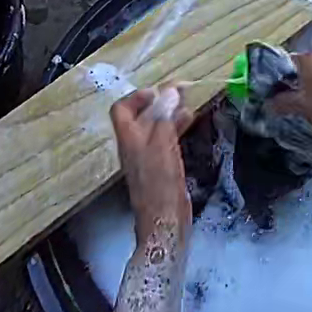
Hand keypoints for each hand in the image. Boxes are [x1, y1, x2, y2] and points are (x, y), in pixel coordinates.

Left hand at [111, 86, 193, 235]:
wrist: (164, 221)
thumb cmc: (159, 181)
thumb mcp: (162, 144)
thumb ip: (165, 116)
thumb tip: (170, 91)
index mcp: (128, 138)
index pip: (121, 109)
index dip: (136, 96)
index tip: (158, 91)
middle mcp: (135, 145)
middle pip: (141, 116)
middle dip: (159, 101)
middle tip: (181, 92)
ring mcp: (148, 156)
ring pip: (156, 126)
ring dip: (170, 113)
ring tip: (189, 103)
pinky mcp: (161, 166)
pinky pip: (166, 139)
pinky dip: (176, 127)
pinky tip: (190, 121)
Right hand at [268, 51, 311, 143]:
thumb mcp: (303, 108)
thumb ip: (282, 103)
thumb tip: (268, 103)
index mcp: (309, 58)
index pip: (285, 62)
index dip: (277, 78)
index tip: (274, 92)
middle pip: (302, 66)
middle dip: (295, 82)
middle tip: (290, 101)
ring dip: (311, 85)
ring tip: (309, 104)